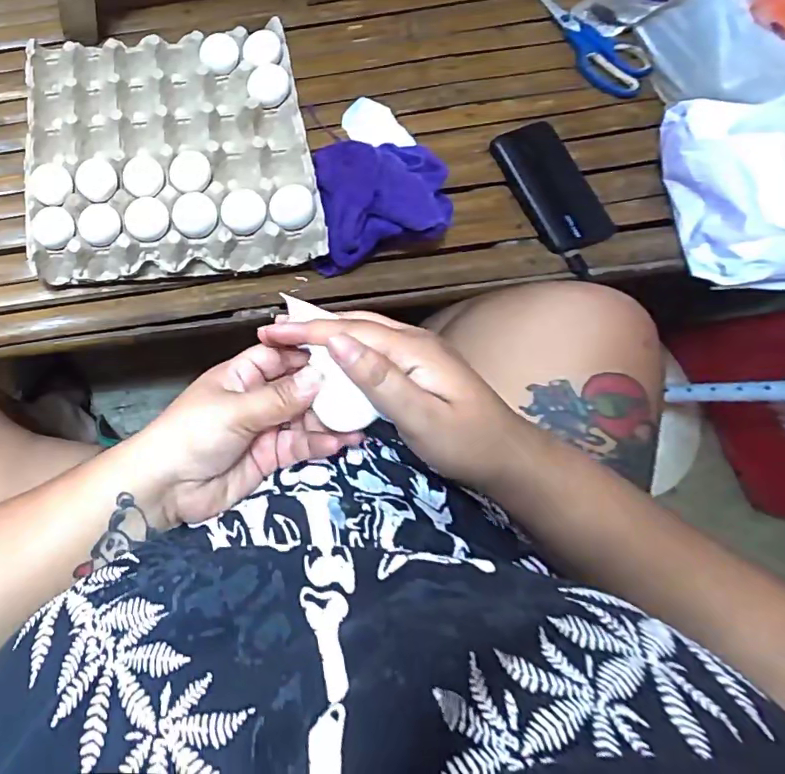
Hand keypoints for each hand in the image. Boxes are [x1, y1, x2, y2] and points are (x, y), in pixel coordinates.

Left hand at [128, 344, 364, 527]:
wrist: (167, 487)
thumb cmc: (191, 435)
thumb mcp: (235, 411)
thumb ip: (278, 398)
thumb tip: (318, 377)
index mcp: (238, 376)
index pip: (277, 356)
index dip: (305, 355)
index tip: (342, 355)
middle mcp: (253, 398)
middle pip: (295, 389)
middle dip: (325, 390)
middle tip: (361, 393)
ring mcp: (261, 429)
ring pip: (302, 419)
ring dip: (328, 420)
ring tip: (360, 420)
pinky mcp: (267, 458)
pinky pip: (298, 446)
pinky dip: (319, 445)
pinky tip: (342, 443)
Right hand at [257, 312, 551, 492]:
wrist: (514, 462)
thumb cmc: (467, 445)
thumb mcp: (420, 417)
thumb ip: (379, 379)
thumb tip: (336, 342)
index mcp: (411, 349)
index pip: (348, 330)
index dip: (306, 329)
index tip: (270, 331)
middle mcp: (413, 341)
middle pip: (352, 323)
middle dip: (309, 324)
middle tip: (272, 331)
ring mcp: (417, 351)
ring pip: (361, 330)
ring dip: (324, 331)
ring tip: (291, 336)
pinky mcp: (416, 364)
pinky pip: (370, 344)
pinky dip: (341, 344)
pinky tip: (328, 353)